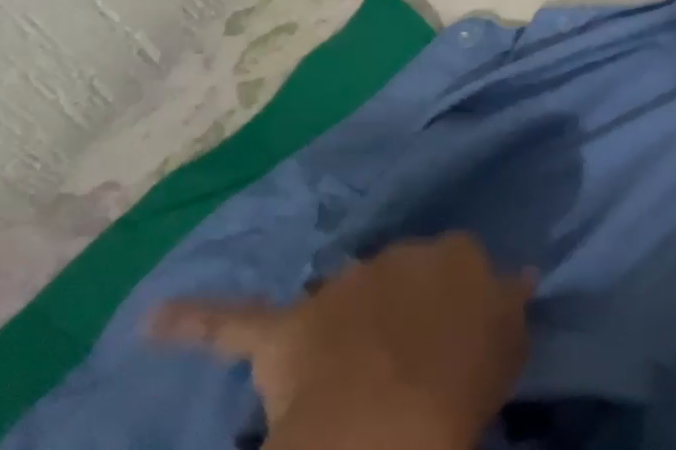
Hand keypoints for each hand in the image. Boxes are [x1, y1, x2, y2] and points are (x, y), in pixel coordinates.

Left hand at [151, 232, 534, 449]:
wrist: (388, 421)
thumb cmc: (464, 381)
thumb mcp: (511, 341)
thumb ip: (510, 304)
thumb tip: (518, 274)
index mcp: (456, 255)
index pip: (459, 257)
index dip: (455, 292)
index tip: (458, 321)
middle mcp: (398, 255)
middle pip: (398, 270)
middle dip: (399, 299)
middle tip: (409, 347)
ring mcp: (338, 288)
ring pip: (339, 294)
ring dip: (342, 317)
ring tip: (350, 359)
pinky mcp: (284, 328)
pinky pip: (232, 323)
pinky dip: (195, 321)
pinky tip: (157, 318)